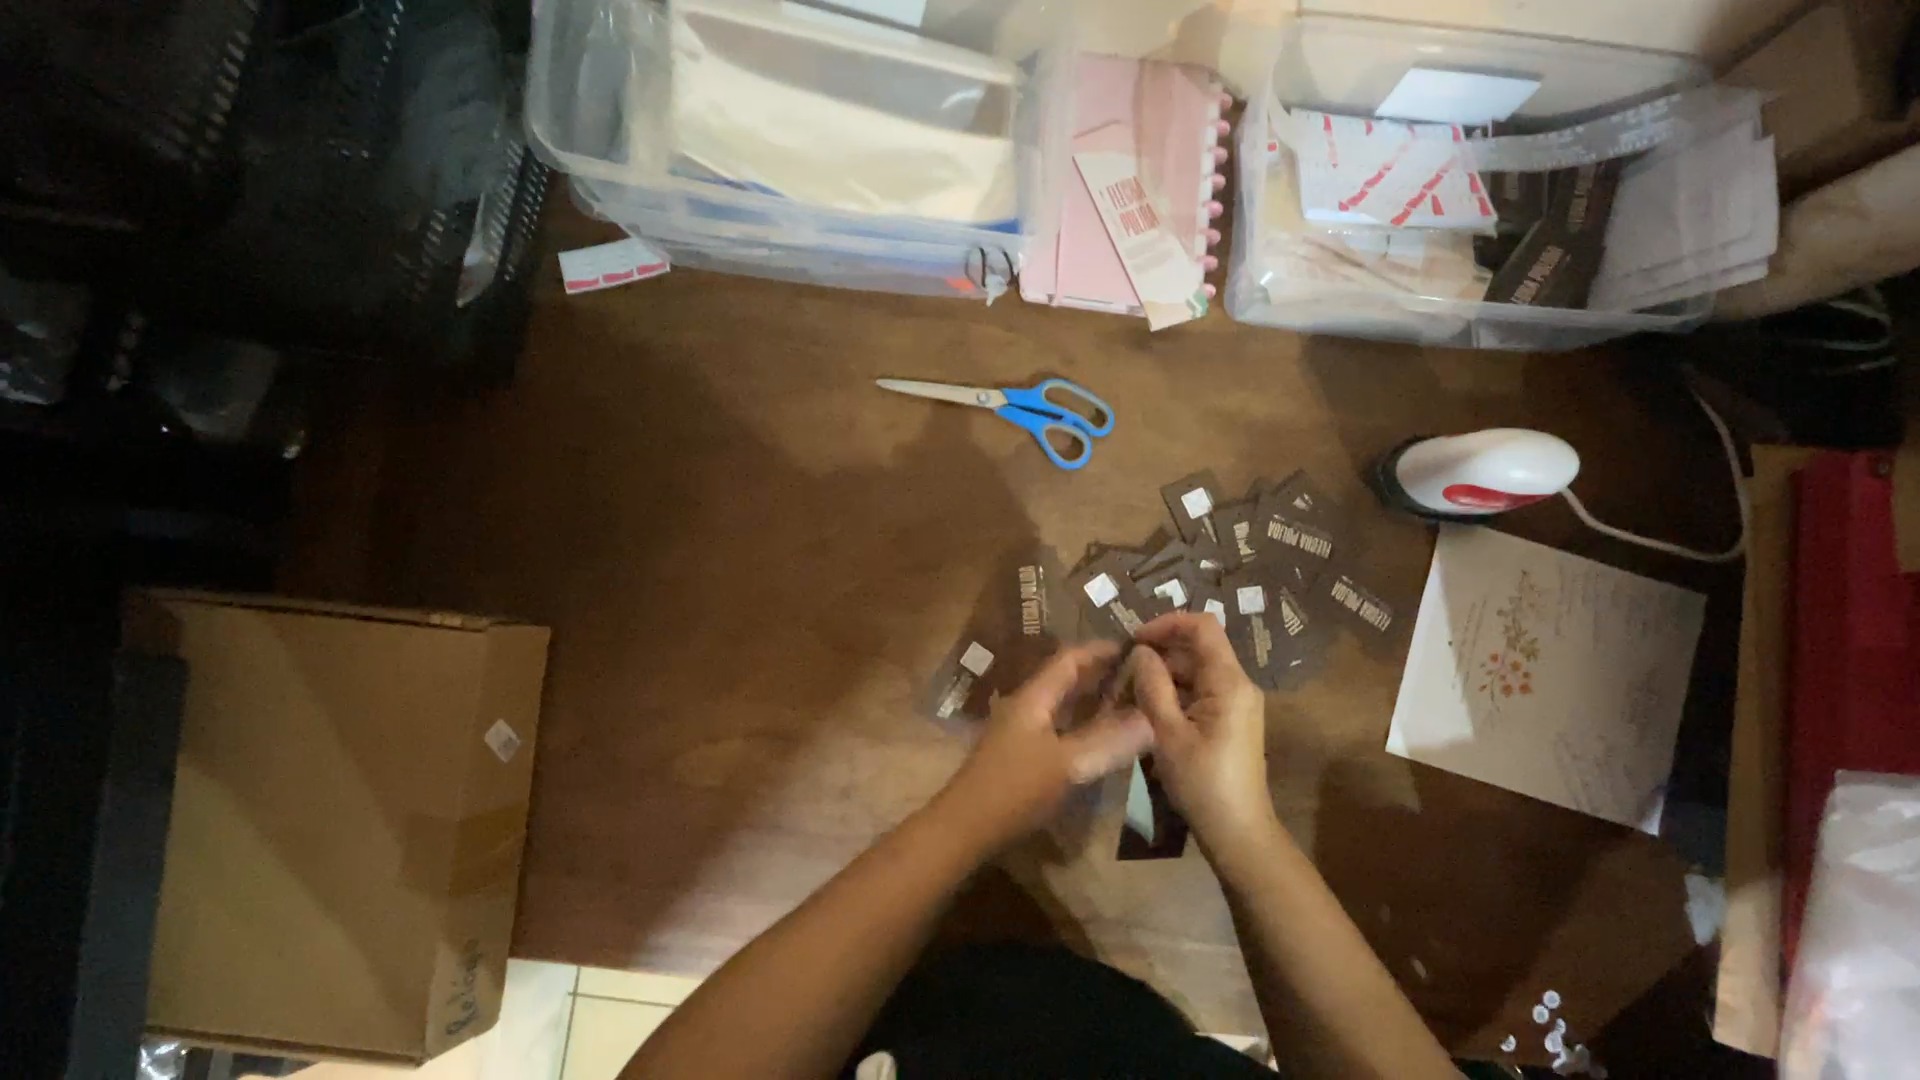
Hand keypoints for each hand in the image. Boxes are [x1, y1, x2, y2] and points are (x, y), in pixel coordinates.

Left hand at [937, 641, 1155, 849]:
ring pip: (1063, 704)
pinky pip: (1059, 727)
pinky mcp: (1022, 754)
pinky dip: (1083, 724)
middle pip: (1066, 679)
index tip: (1137, 648)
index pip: (1069, 659)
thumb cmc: (1014, 789)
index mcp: (1033, 698)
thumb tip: (1152, 720)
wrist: (965, 827)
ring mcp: (1021, 730)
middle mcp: (1026, 706)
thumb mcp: (1067, 765)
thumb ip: (1108, 741)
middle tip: (1142, 675)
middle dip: (1102, 673)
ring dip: (1093, 700)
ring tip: (1131, 701)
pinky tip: (1103, 736)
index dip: (1101, 650)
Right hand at [1130, 613, 1275, 845]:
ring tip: (1130, 688)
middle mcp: (1239, 684)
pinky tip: (1149, 706)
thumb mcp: (1168, 733)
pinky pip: (1201, 689)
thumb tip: (1140, 651)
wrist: (1238, 831)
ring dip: (1164, 671)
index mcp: (1230, 682)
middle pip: (1199, 646)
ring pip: (1197, 668)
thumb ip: (1152, 685)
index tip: (1134, 639)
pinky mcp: (1231, 719)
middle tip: (1124, 668)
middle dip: (1161, 649)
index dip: (1167, 623)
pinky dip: (1174, 690)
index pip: (1203, 626)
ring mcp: (1237, 703)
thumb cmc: (1202, 782)